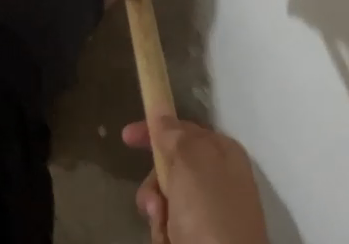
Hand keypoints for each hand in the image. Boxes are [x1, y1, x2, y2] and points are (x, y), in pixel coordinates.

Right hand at [123, 116, 270, 243]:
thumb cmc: (209, 210)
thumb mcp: (191, 161)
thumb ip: (175, 134)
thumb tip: (162, 117)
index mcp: (221, 152)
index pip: (182, 129)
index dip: (153, 129)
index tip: (126, 137)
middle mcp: (216, 180)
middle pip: (169, 168)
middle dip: (154, 185)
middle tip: (154, 203)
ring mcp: (209, 212)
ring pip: (165, 200)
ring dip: (157, 213)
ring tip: (166, 229)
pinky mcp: (199, 238)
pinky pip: (170, 226)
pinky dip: (165, 233)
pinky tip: (171, 241)